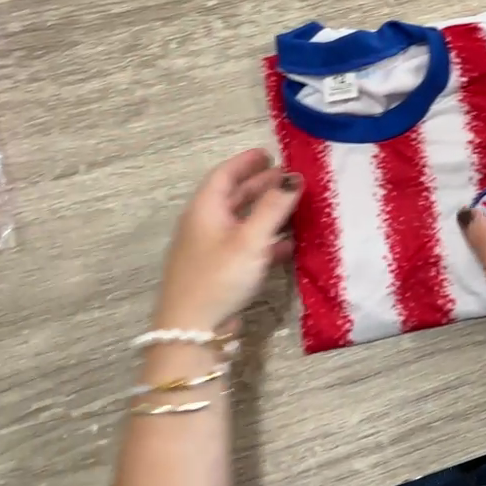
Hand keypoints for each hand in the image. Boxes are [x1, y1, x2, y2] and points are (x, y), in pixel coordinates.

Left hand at [152, 149, 302, 332]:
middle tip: (288, 177)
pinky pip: (245, 246)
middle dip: (260, 185)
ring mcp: (210, 250)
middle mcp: (204, 225)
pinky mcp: (219, 272)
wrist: (191, 331)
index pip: (224, 175)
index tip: (270, 154)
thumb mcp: (251, 239)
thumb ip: (274, 206)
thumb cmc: (219, 276)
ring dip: (266, 212)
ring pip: (241, 222)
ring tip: (294, 206)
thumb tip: (294, 176)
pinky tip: (287, 245)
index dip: (246, 162)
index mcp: (205, 209)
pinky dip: (265, 240)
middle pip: (233, 196)